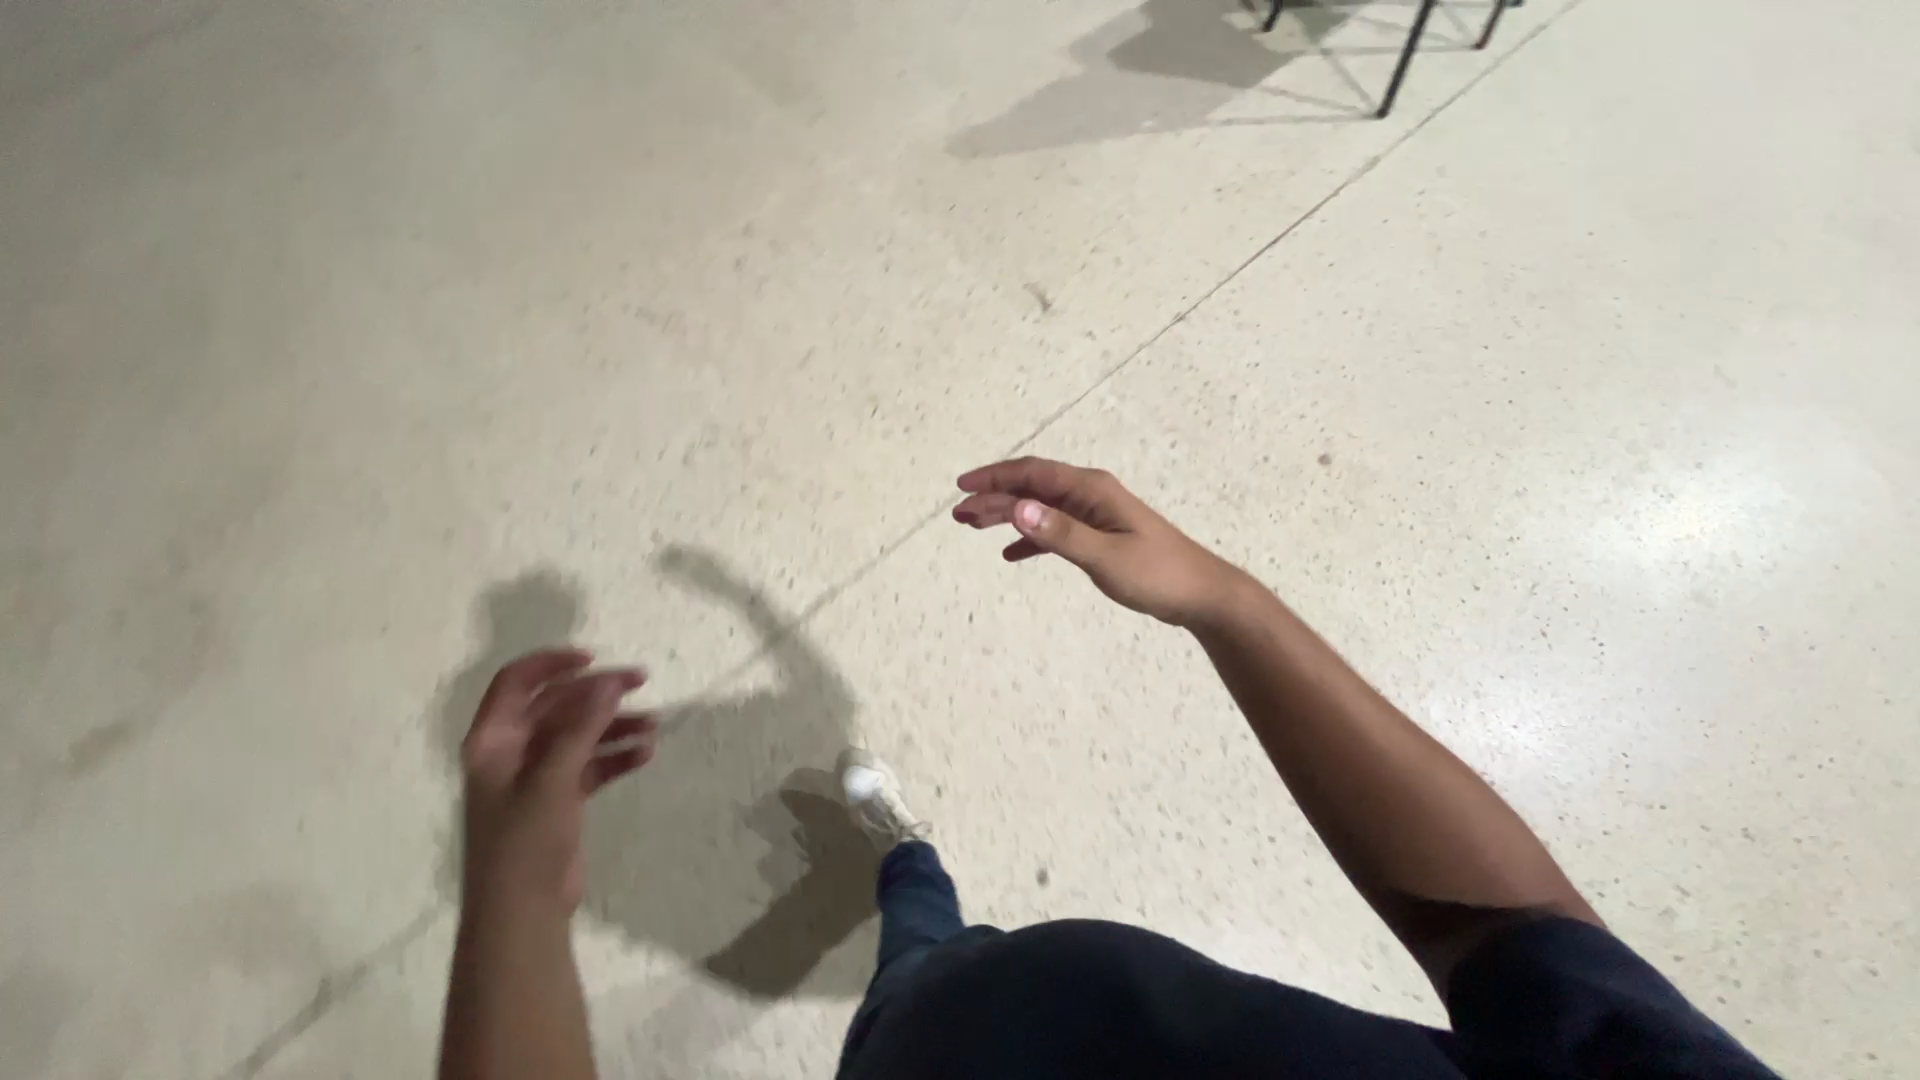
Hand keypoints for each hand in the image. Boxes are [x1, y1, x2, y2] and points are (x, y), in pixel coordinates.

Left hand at [459, 649, 656, 910]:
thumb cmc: (524, 842)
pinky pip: (591, 763)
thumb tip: (608, 683)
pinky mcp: (560, 798)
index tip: (594, 658)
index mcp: (494, 741)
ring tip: (654, 725)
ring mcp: (537, 775)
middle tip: (640, 683)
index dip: (551, 664)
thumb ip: (580, 728)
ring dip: (614, 725)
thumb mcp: (552, 780)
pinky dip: (616, 757)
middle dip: (597, 693)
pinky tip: (645, 755)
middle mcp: (513, 751)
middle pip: (557, 705)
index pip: (516, 683)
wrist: (521, 913)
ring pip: (579, 733)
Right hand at [952, 457, 1246, 625]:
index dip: (995, 477)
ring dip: (1006, 514)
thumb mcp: (1105, 557)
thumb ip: (1061, 534)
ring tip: (973, 526)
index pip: (1033, 474)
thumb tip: (1017, 508)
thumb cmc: (1156, 574)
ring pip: (1040, 508)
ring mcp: (1095, 515)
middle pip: (1032, 488)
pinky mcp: (1099, 536)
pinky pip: (1054, 530)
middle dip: (993, 497)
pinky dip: (1030, 538)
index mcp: (1091, 490)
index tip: (962, 486)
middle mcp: (1089, 495)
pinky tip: (1010, 553)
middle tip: (958, 514)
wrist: (1200, 594)